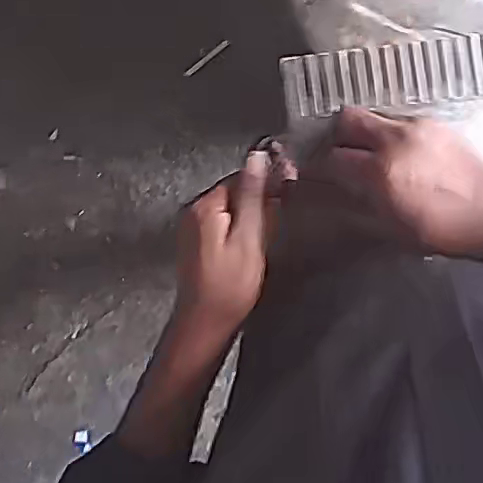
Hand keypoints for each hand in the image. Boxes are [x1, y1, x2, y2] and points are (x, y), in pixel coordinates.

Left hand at [173, 150, 273, 332]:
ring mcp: (193, 229)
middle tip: (286, 209)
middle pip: (233, 191)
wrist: (205, 325)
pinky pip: (224, 224)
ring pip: (230, 209)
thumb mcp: (249, 237)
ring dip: (252, 212)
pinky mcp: (198, 245)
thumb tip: (257, 156)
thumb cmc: (230, 284)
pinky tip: (256, 240)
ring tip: (275, 226)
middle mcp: (193, 212)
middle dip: (260, 196)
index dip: (265, 180)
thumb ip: (253, 196)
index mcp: (204, 206)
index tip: (290, 185)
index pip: (239, 177)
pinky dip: (242, 227)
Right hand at [307, 107, 482, 265]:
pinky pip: (399, 120)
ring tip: (372, 154)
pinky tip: (401, 154)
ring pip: (374, 116)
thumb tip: (333, 191)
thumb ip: (358, 203)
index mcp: (381, 172)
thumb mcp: (392, 228)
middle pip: (347, 118)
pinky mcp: (433, 123)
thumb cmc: (442, 230)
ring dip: (365, 132)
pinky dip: (390, 133)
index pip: (332, 157)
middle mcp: (394, 141)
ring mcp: (415, 127)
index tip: (316, 172)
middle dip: (337, 134)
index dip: (319, 165)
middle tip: (339, 153)